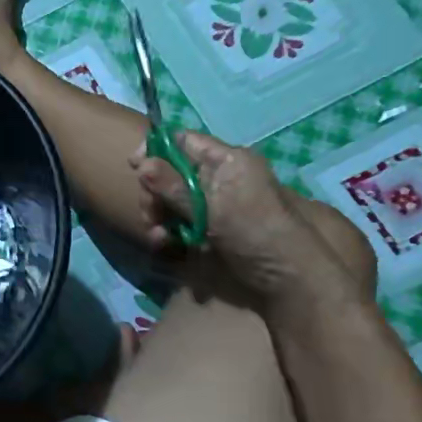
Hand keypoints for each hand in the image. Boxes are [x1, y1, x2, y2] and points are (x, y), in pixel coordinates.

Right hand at [132, 130, 377, 308]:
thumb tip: (140, 162)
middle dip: (155, 192)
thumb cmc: (256, 233)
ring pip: (174, 200)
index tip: (134, 165)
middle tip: (149, 214)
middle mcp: (221, 177)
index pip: (185, 141)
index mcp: (227, 160)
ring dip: (160, 216)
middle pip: (173, 172)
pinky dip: (171, 231)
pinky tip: (164, 244)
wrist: (287, 280)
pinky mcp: (212, 228)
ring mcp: (216, 204)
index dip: (157, 149)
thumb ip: (174, 187)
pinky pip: (183, 222)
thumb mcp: (213, 208)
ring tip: (157, 236)